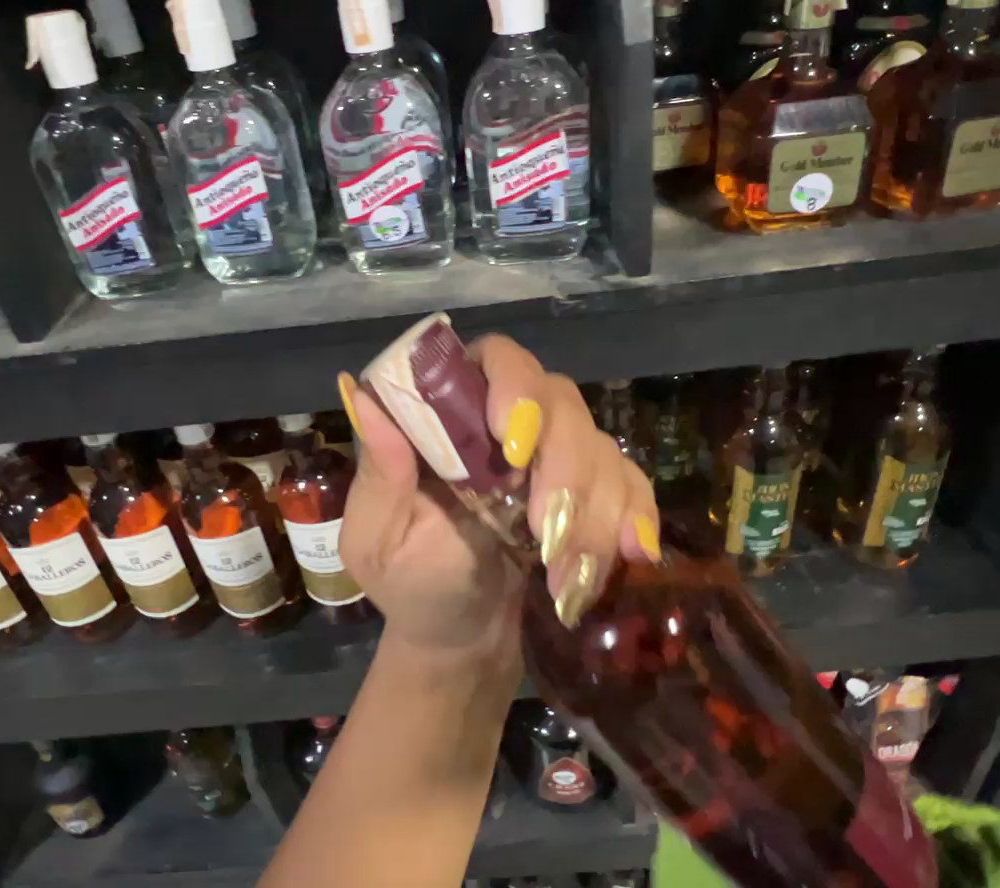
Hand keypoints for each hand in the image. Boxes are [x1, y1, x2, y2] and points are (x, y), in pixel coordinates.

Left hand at [335, 334, 661, 673]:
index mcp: (451, 418)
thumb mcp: (378, 539)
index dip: (513, 385)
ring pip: (599, 443)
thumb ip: (380, 473)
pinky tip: (634, 551)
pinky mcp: (594, 492)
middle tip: (544, 527)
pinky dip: (636, 514)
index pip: (491, 359)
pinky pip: (631, 482)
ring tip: (565, 572)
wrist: (462, 640)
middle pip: (559, 398)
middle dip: (561, 463)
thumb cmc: (412, 585)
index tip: (514, 444)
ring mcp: (556, 455)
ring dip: (592, 506)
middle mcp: (507, 423)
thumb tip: (363, 393)